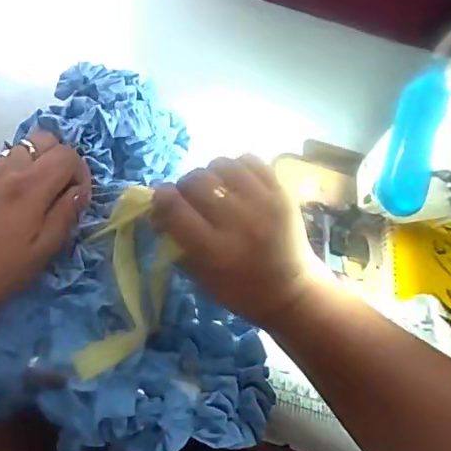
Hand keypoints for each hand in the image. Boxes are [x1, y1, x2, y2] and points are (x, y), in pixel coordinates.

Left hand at [0, 126, 90, 319]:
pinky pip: (5, 160)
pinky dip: (19, 169)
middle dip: (62, 158)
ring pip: (24, 147)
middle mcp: (10, 169)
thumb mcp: (41, 252)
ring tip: (39, 195)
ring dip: (39, 162)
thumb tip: (79, 192)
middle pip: (46, 139)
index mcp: (31, 186)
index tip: (77, 199)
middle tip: (61, 190)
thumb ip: (64, 216)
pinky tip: (16, 200)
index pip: (68, 155)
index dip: (81, 173)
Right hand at [152, 155, 329, 331]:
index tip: (161, 201)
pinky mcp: (281, 192)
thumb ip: (177, 242)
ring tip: (214, 188)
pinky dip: (236, 167)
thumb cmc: (240, 290)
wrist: (292, 290)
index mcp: (215, 250)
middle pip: (196, 182)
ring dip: (210, 174)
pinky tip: (235, 182)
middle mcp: (239, 223)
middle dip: (184, 187)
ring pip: (220, 165)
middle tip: (190, 199)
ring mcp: (264, 203)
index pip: (175, 208)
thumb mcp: (201, 277)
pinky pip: (250, 160)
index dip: (161, 199)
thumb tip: (158, 210)